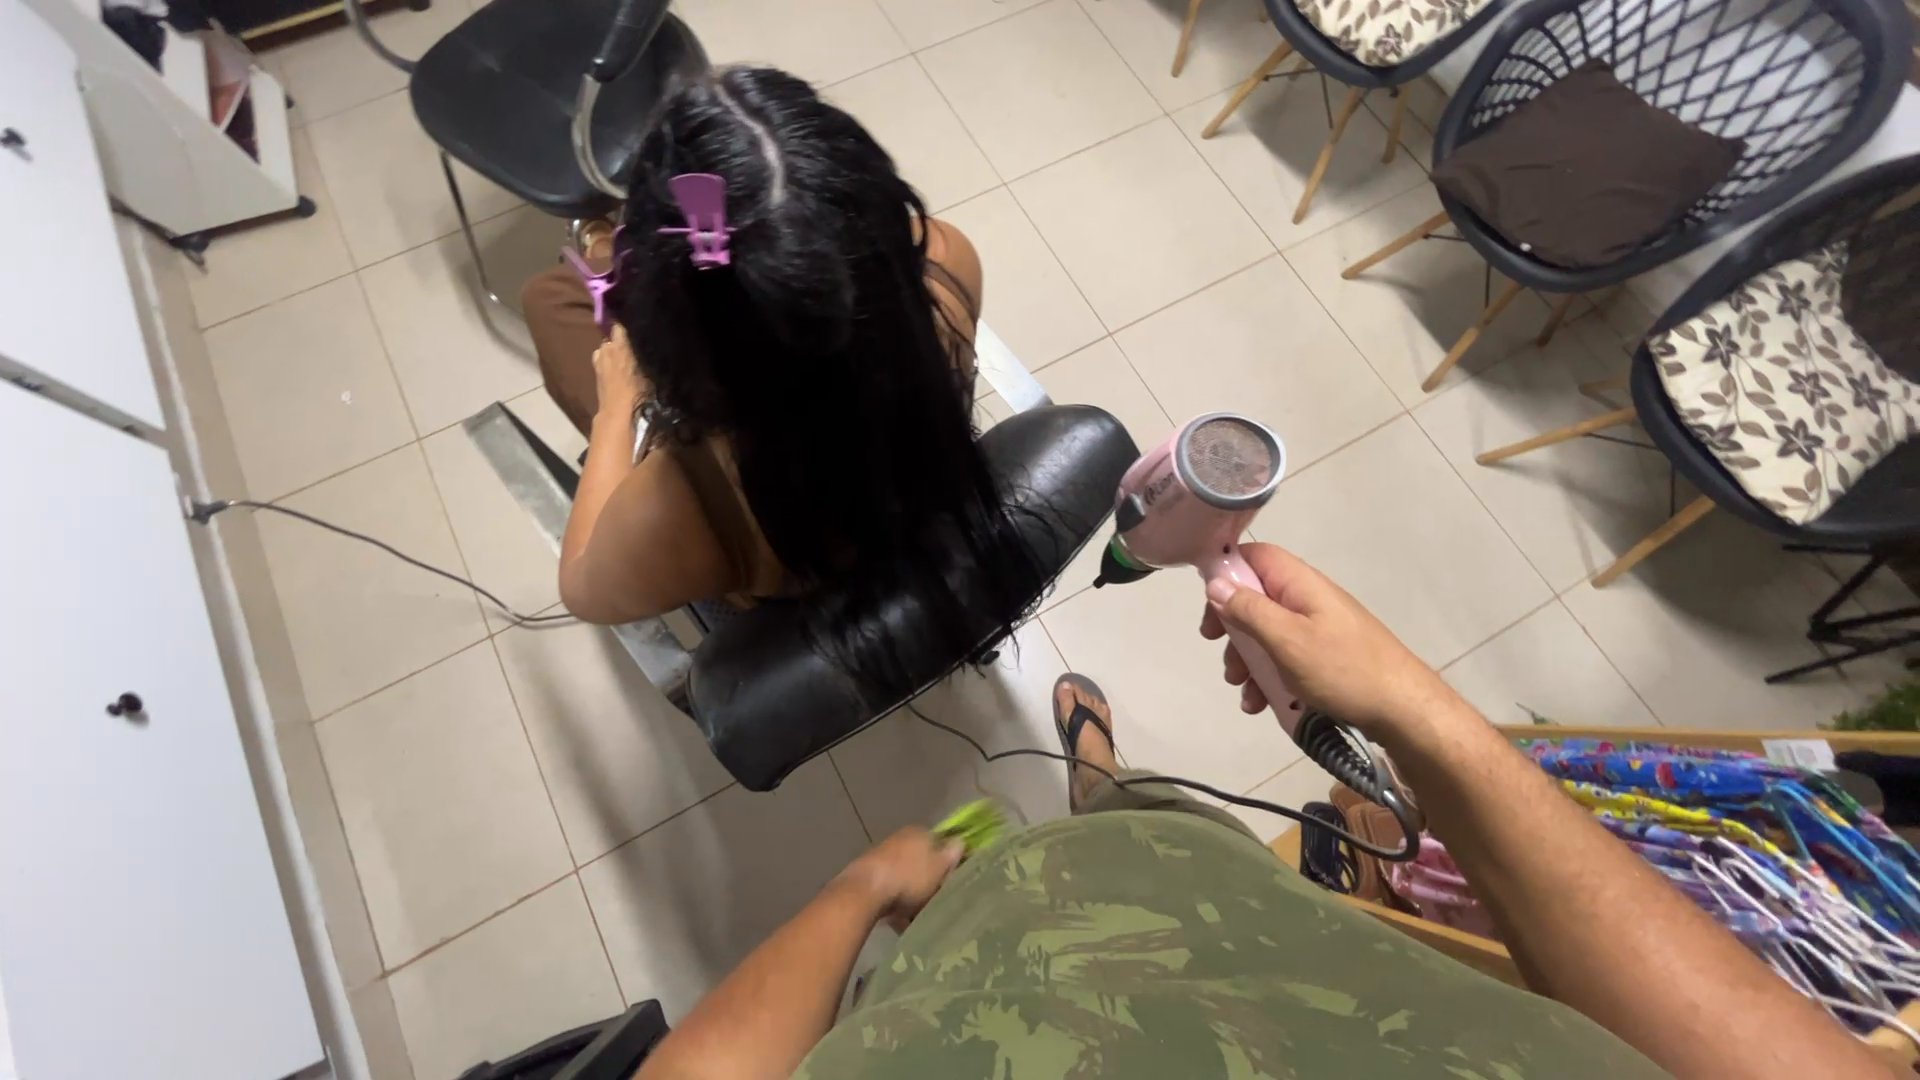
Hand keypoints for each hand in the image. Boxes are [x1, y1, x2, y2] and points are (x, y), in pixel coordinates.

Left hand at [592, 324, 646, 418]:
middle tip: (633, 343)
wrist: (617, 410)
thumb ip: (647, 356)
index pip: (621, 325)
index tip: (638, 325)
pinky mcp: (595, 368)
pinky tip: (614, 364)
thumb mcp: (649, 372)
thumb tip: (653, 346)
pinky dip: (607, 357)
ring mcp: (599, 357)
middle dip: (621, 337)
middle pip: (613, 335)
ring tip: (623, 355)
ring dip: (613, 348)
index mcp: (621, 345)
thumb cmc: (637, 391)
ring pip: (606, 346)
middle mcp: (608, 347)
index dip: (629, 324)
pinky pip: (601, 355)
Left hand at [841, 828, 964, 932]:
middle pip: (921, 860)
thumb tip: (960, 842)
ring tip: (916, 918)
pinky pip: (889, 889)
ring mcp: (882, 856)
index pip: (939, 842)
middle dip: (928, 880)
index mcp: (919, 832)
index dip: (947, 861)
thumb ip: (951, 855)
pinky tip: (898, 921)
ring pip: (905, 876)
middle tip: (935, 901)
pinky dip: (895, 903)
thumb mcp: (939, 867)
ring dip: (911, 895)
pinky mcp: (868, 874)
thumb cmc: (909, 877)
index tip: (952, 881)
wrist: (865, 891)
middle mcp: (900, 839)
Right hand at [1199, 543, 1461, 745]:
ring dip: (1246, 657)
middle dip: (1231, 625)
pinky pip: (1282, 657)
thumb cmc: (1344, 669)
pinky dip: (1266, 676)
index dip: (1226, 571)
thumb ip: (1248, 609)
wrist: (1405, 712)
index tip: (1208, 603)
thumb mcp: (1287, 639)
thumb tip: (1215, 583)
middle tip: (1216, 646)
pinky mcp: (1322, 655)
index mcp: (1299, 583)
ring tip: (1241, 688)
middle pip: (1254, 596)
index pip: (1254, 555)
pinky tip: (1259, 702)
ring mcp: (1316, 628)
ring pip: (1265, 632)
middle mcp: (1307, 598)